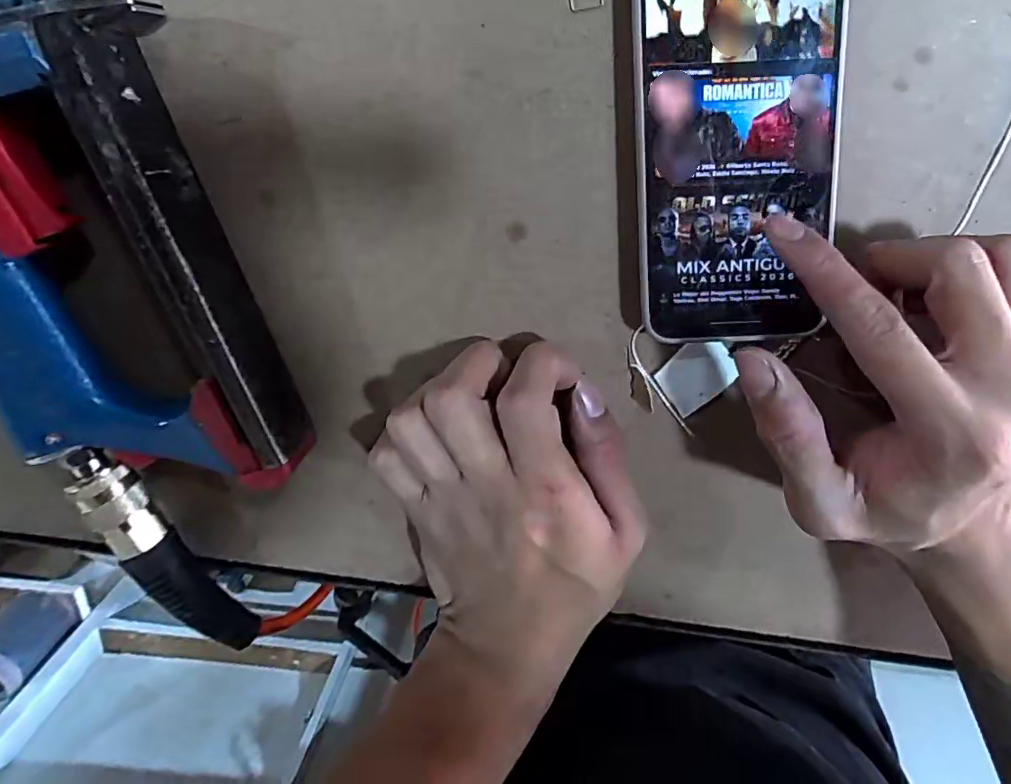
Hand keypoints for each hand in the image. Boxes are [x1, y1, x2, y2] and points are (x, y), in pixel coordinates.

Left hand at [368, 340, 645, 689]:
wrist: (508, 648)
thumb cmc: (576, 584)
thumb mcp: (626, 528)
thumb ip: (609, 454)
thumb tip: (583, 391)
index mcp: (543, 489)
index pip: (524, 399)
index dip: (543, 362)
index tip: (560, 371)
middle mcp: (484, 484)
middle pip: (452, 396)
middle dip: (480, 361)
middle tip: (505, 371)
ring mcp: (439, 497)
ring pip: (410, 418)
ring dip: (439, 386)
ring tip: (471, 394)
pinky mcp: (413, 508)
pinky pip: (385, 452)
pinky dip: (405, 426)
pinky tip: (439, 430)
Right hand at [735, 217, 1010, 566]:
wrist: (972, 533)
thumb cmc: (891, 515)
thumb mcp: (821, 501)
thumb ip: (786, 433)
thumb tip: (753, 359)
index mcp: (950, 430)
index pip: (880, 326)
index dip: (824, 270)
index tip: (783, 231)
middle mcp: (1010, 389)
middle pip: (958, 269)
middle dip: (891, 259)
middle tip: (858, 285)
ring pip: (1002, 256)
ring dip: (936, 256)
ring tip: (901, 290)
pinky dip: (979, 264)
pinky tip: (942, 297)